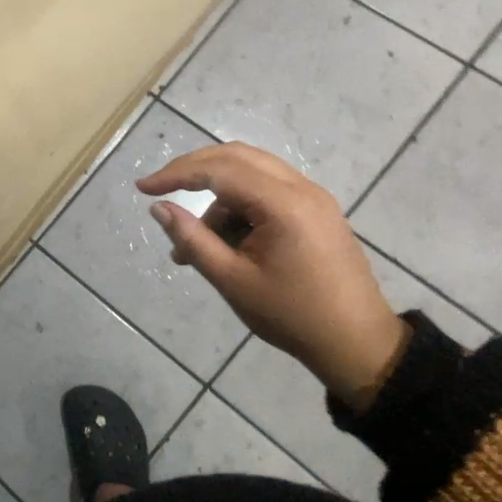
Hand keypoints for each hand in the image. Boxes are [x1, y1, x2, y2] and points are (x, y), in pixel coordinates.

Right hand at [136, 143, 405, 410]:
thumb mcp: (232, 280)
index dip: (176, 174)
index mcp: (283, 204)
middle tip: (160, 193)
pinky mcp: (316, 211)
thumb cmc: (292, 315)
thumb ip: (193, 239)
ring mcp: (313, 198)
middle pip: (236, 157)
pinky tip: (223, 240)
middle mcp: (302, 189)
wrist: (358, 345)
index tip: (143, 188)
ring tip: (193, 243)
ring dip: (216, 196)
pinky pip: (267, 190)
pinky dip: (238, 204)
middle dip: (193, 170)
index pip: (219, 169)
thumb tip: (158, 208)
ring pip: (251, 173)